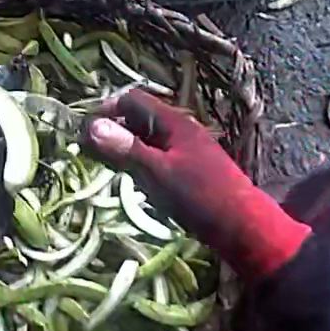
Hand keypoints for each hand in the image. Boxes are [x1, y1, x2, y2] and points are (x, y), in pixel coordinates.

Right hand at [83, 89, 309, 279]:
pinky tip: (129, 180)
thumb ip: (126, 149)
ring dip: (123, 148)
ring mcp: (185, 150)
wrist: (245, 230)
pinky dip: (137, 162)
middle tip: (88, 151)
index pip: (132, 100)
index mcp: (174, 123)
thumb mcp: (157, 172)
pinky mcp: (187, 170)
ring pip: (145, 139)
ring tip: (103, 166)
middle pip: (137, 119)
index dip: (106, 110)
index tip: (84, 131)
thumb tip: (91, 126)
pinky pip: (155, 156)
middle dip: (111, 131)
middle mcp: (180, 130)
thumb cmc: (200, 197)